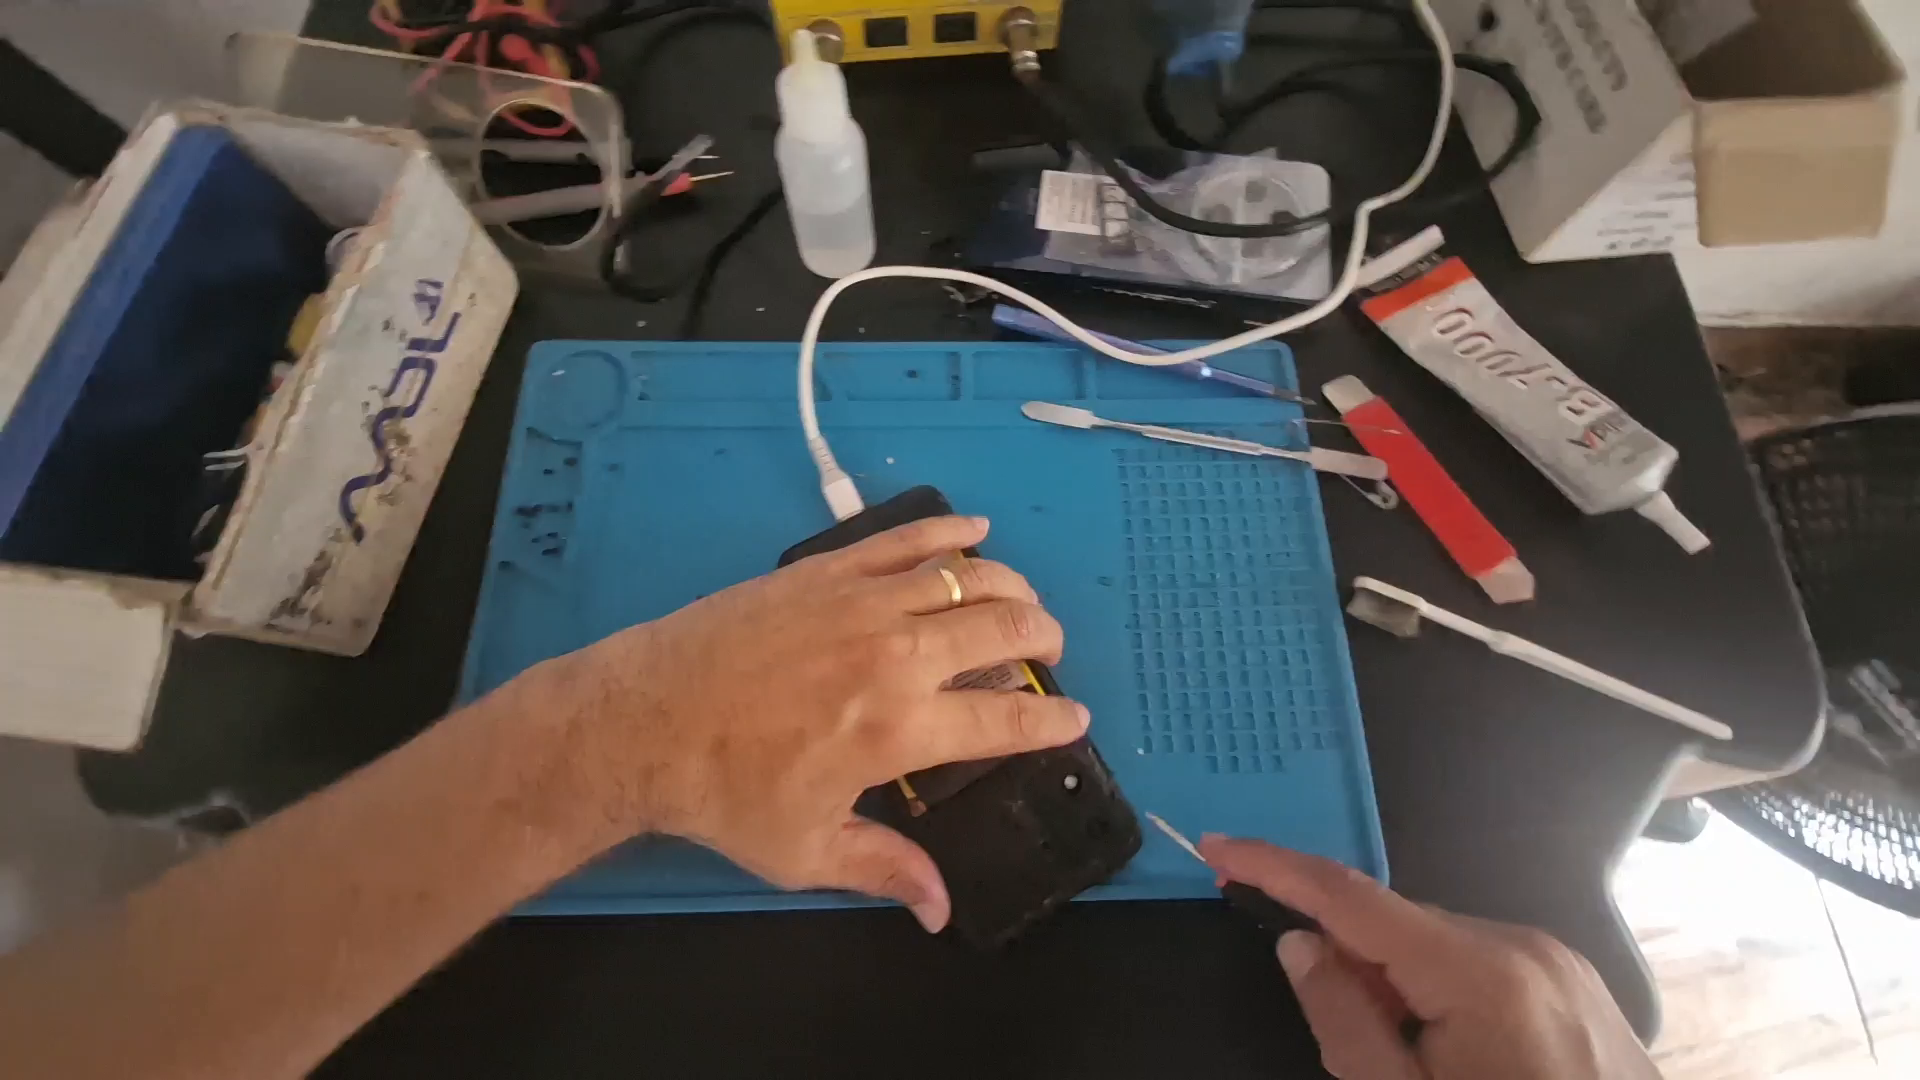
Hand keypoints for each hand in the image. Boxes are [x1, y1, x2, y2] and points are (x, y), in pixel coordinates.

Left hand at [513, 515, 1088, 931]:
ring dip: (1013, 585)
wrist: (647, 718)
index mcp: (901, 728)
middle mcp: (899, 655)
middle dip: (1044, 638)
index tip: (1075, 716)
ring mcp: (865, 601)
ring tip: (1025, 599)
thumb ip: (884, 871)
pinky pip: (907, 539)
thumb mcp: (806, 851)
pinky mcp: (831, 569)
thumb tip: (941, 912)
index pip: (1006, 722)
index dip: (1053, 720)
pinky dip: (951, 531)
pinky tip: (977, 530)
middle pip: (1003, 630)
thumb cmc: (728, 792)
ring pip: (968, 577)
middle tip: (1050, 649)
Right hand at [1201, 838, 1659, 1079]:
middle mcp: (1524, 947)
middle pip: (1391, 922)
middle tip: (1326, 1016)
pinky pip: (1472, 962)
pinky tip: (1445, 1050)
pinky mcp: (1576, 988)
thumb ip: (1340, 1018)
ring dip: (1390, 976)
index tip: (1214, 847)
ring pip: (1430, 942)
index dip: (1271, 865)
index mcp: (1482, 974)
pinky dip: (1433, 988)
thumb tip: (1301, 942)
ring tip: (1402, 1055)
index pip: (1348, 895)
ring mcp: (1559, 965)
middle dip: (1342, 950)